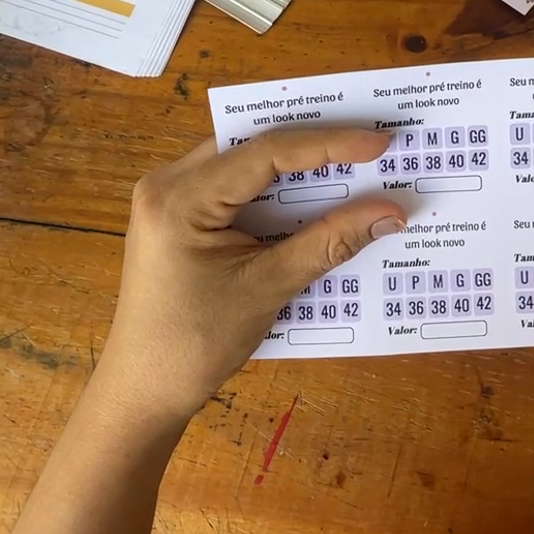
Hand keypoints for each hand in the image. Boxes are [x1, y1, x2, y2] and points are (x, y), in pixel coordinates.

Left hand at [96, 128, 405, 421]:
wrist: (143, 392)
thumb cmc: (195, 344)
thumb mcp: (268, 287)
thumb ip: (330, 241)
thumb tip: (391, 212)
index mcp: (181, 197)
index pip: (266, 151)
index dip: (329, 143)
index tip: (379, 142)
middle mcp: (170, 183)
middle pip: (254, 144)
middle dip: (315, 141)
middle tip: (370, 143)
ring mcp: (172, 196)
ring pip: (247, 159)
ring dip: (298, 162)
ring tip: (352, 160)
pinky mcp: (183, 214)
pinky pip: (239, 183)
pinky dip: (280, 186)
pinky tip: (315, 192)